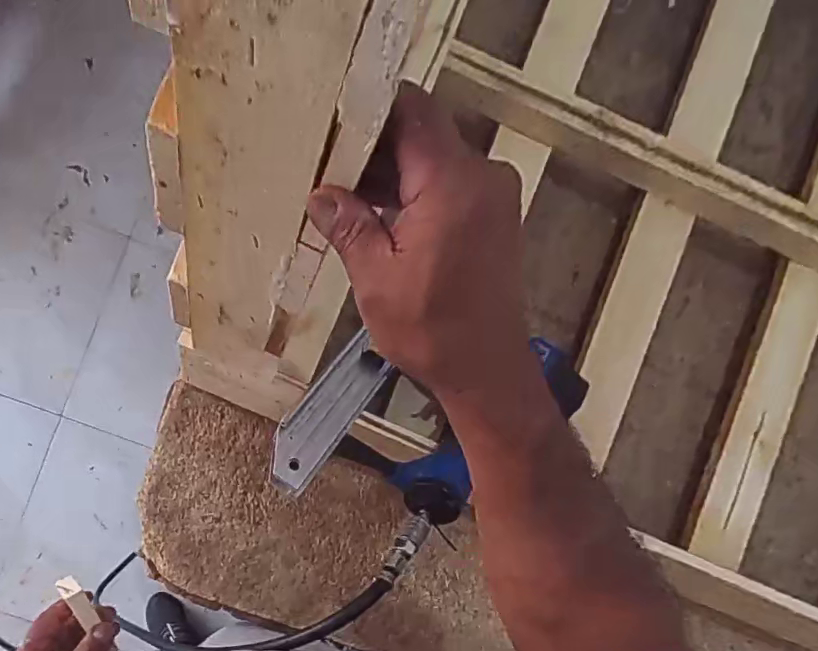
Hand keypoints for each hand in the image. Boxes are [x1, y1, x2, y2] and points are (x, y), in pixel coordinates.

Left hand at [7, 600, 116, 650]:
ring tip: (110, 634)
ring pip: (66, 647)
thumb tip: (105, 625)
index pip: (51, 618)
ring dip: (87, 638)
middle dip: (84, 622)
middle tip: (108, 616)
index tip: (91, 598)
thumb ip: (91, 647)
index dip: (72, 605)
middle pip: (59, 631)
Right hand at [307, 85, 534, 405]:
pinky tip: (383, 220)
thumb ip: (350, 229)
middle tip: (331, 176)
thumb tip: (322, 195)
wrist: (485, 369)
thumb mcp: (377, 282)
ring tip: (349, 204)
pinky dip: (416, 194)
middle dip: (375, 151)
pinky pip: (450, 186)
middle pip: (423, 135)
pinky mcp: (495, 215)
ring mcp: (494, 194)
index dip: (370, 116)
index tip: (333, 139)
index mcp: (451, 185)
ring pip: (435, 161)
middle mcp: (482, 176)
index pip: (411, 114)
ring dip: (393, 176)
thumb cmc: (430, 332)